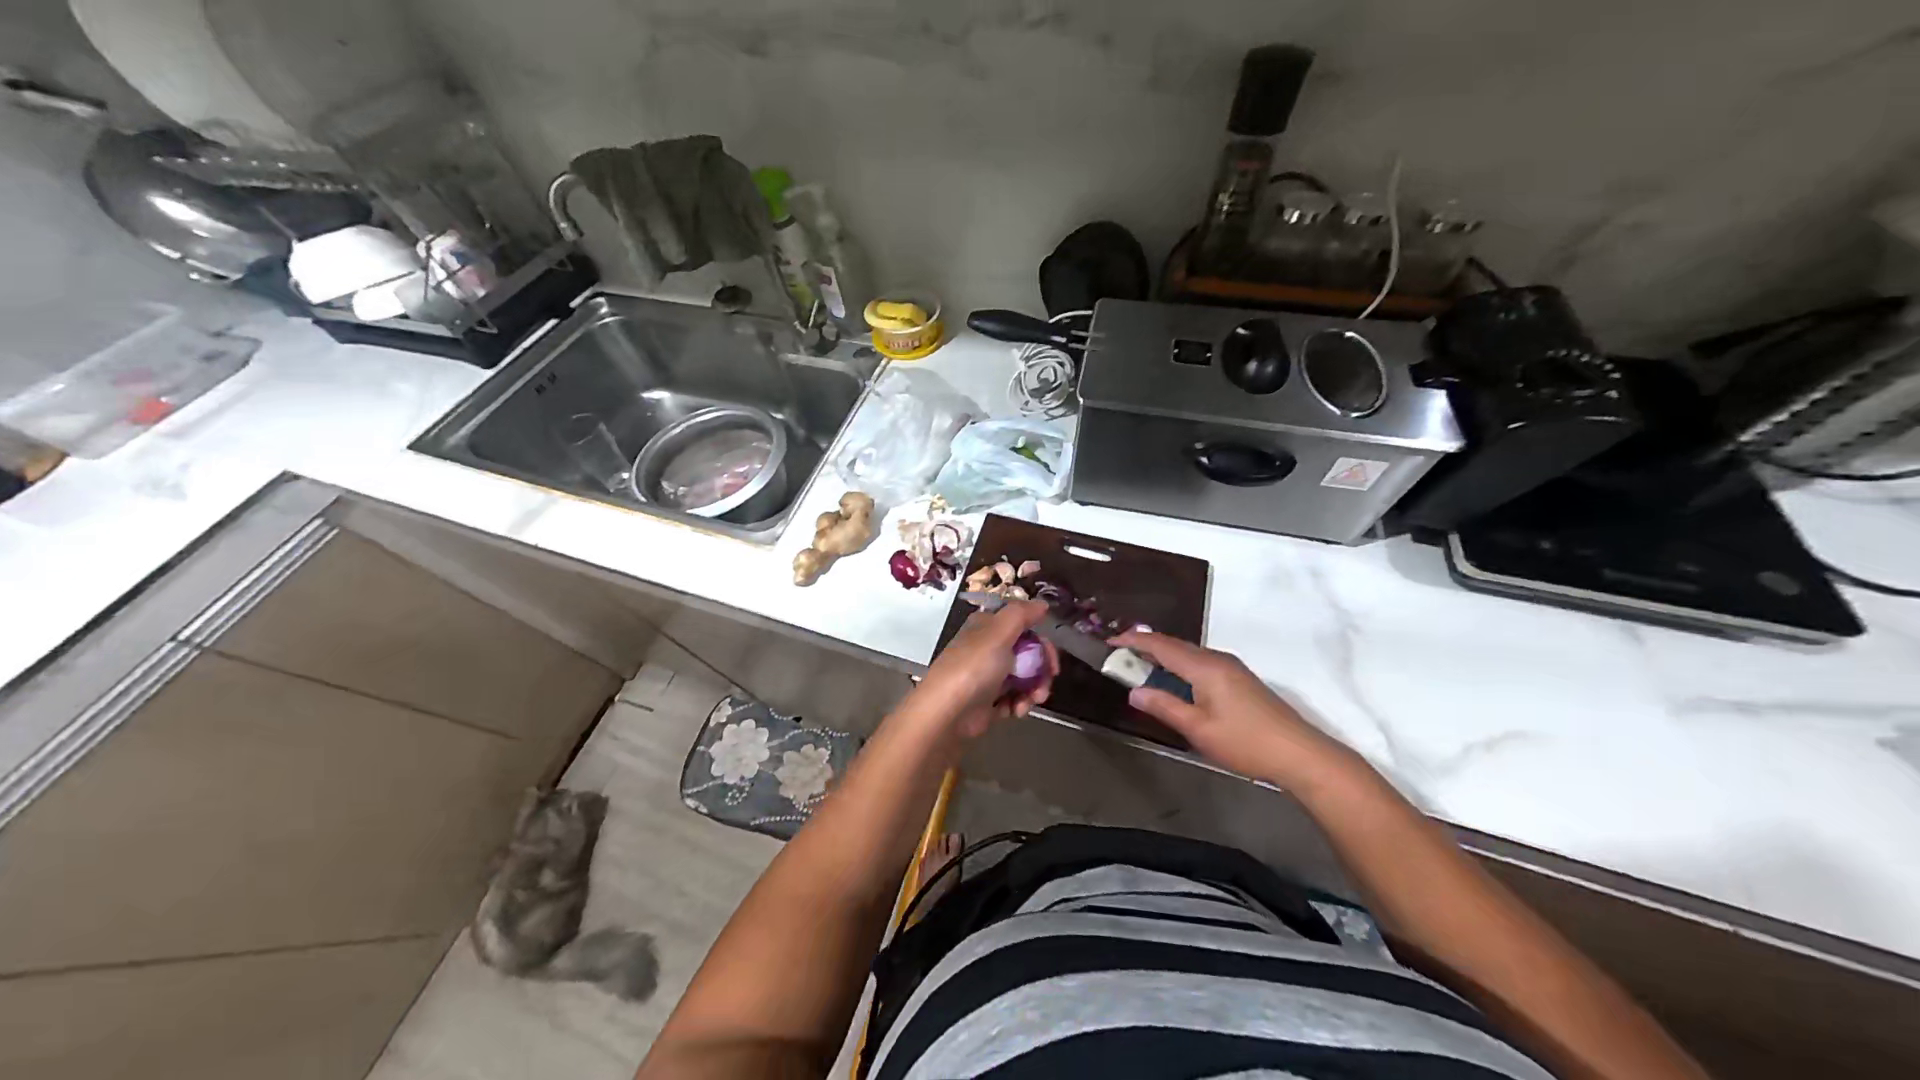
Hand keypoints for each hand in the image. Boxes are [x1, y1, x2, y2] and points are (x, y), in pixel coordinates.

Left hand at [909, 600, 1058, 737]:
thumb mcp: (998, 633)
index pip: (1024, 627)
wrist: (947, 713)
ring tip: (1031, 701)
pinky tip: (1016, 711)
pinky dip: (1019, 705)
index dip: (1042, 642)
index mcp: (988, 628)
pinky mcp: (989, 701)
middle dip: (1042, 670)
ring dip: (1033, 690)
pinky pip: (1014, 699)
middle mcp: (989, 649)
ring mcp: (989, 677)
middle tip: (1047, 682)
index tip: (1052, 658)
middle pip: (1028, 655)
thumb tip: (1042, 604)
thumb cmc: (974, 667)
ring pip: (1024, 679)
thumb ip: (1021, 614)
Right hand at [1112, 630, 1360, 793]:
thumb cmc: (1245, 742)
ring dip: (1163, 656)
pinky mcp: (1240, 679)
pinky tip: (1174, 680)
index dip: (1134, 641)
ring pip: (1189, 653)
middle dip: (1146, 646)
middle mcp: (1217, 659)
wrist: (1299, 754)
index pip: (1161, 645)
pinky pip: (1200, 662)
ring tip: (1140, 665)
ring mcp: (1231, 668)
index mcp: (1204, 667)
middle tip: (1120, 654)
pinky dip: (1179, 665)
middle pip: (1175, 645)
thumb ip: (1164, 706)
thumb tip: (1134, 691)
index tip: (1110, 642)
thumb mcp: (1197, 729)